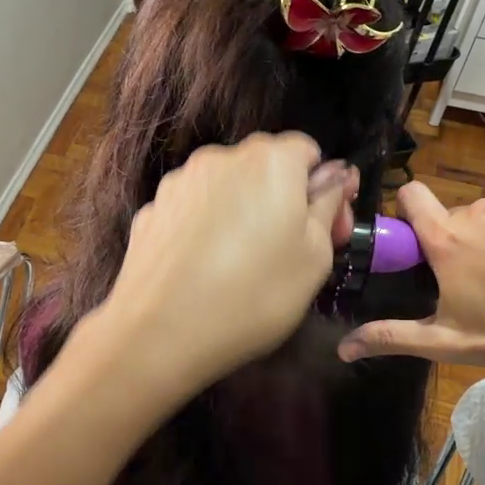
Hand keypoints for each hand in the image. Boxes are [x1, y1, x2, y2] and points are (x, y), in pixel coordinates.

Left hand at [83, 132, 353, 393]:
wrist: (160, 332)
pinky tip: (203, 271)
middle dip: (282, 200)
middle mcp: (219, 158)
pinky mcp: (150, 212)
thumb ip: (328, 207)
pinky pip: (191, 212)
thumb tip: (334, 178)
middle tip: (290, 253)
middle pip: (263, 168)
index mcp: (270, 160)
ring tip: (241, 266)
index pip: (307, 152)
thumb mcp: (315, 258)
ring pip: (223, 189)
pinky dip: (203, 231)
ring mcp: (178, 184)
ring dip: (240, 214)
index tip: (329, 232)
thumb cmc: (254, 295)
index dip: (323, 189)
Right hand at [337, 183, 484, 368]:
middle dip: (458, 242)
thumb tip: (343, 348)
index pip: (410, 196)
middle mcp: (480, 212)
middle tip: (476, 280)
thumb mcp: (447, 342)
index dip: (408, 213)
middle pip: (455, 216)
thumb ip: (391, 337)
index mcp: (447, 240)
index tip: (415, 241)